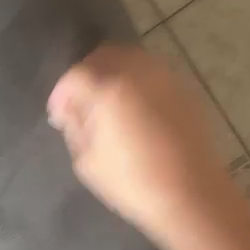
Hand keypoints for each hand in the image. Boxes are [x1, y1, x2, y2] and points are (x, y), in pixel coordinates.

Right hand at [46, 43, 238, 236]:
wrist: (191, 193)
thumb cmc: (133, 183)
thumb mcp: (88, 163)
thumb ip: (75, 129)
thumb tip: (72, 112)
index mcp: (109, 90)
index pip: (74, 76)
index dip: (61, 94)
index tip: (58, 115)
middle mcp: (138, 72)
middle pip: (104, 56)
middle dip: (86, 76)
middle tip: (79, 103)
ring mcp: (165, 77)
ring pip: (130, 60)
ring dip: (112, 76)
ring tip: (107, 105)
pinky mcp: (184, 89)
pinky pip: (151, 74)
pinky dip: (136, 84)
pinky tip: (133, 110)